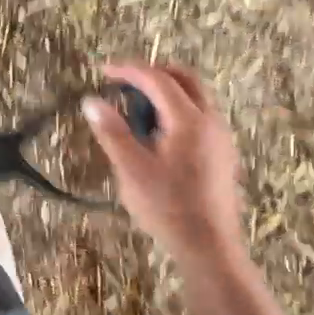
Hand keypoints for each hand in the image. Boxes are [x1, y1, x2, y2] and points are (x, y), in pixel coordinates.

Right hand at [83, 63, 245, 267]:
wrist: (208, 243)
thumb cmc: (166, 206)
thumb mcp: (131, 169)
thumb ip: (112, 132)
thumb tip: (91, 101)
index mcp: (189, 121)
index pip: (158, 80)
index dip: (130, 71)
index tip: (104, 72)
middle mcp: (211, 122)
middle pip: (186, 79)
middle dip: (154, 73)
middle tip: (124, 81)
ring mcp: (220, 137)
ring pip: (196, 97)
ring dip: (166, 91)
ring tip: (135, 108)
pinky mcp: (221, 153)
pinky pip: (199, 115)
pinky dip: (176, 109)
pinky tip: (156, 133)